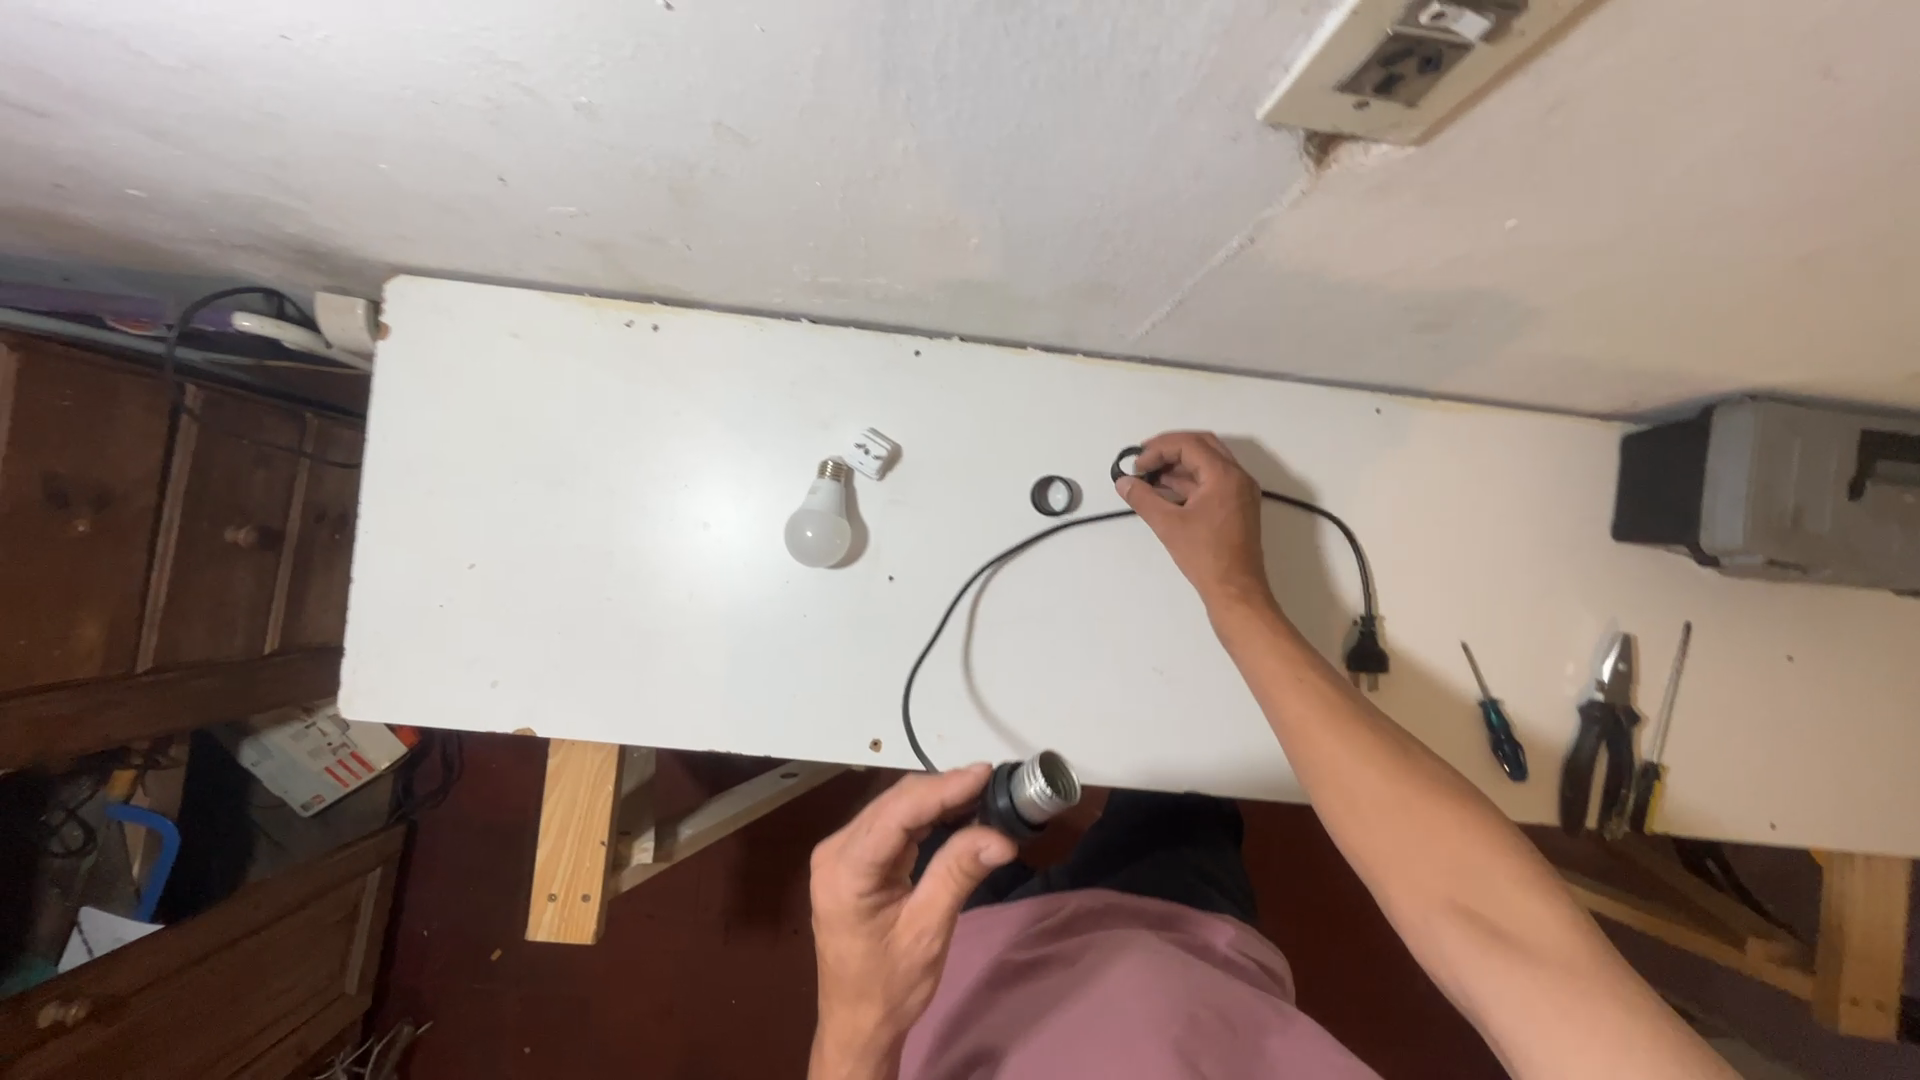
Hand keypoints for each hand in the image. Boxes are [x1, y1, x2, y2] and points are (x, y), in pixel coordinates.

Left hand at [808, 765, 1015, 1077]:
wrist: (858, 1023)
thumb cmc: (889, 986)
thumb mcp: (928, 933)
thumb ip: (957, 875)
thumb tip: (1000, 836)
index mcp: (845, 870)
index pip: (898, 813)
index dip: (943, 788)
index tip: (984, 773)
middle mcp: (836, 850)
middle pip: (895, 803)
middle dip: (944, 788)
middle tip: (993, 781)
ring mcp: (841, 851)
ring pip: (895, 807)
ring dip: (938, 797)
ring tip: (982, 791)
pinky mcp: (854, 857)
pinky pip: (893, 823)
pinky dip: (927, 814)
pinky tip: (956, 809)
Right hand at [1116, 431, 1275, 612]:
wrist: (1236, 590)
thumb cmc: (1204, 556)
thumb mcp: (1167, 525)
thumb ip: (1143, 498)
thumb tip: (1122, 482)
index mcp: (1224, 476)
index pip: (1189, 444)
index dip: (1159, 449)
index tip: (1136, 465)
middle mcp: (1237, 477)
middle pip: (1202, 445)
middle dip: (1170, 448)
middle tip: (1143, 459)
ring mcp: (1239, 492)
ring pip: (1207, 463)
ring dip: (1178, 465)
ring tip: (1149, 476)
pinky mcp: (1236, 506)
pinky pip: (1211, 481)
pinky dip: (1188, 481)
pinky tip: (1165, 491)